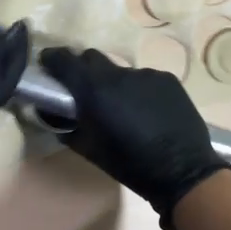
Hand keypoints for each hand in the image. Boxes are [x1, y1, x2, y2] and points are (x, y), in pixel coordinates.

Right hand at [39, 47, 230, 229]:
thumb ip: (70, 127)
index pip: (64, 60)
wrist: (183, 171)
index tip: (47, 63)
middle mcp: (118, 74)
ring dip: (114, 83)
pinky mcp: (167, 79)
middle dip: (83, 69)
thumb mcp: (90, 150)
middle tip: (83, 89)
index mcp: (94, 91)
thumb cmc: (130, 165)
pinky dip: (138, 90)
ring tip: (122, 107)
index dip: (52, 58)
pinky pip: (144, 79)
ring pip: (120, 71)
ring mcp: (146, 74)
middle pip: (92, 58)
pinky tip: (146, 111)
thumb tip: (57, 115)